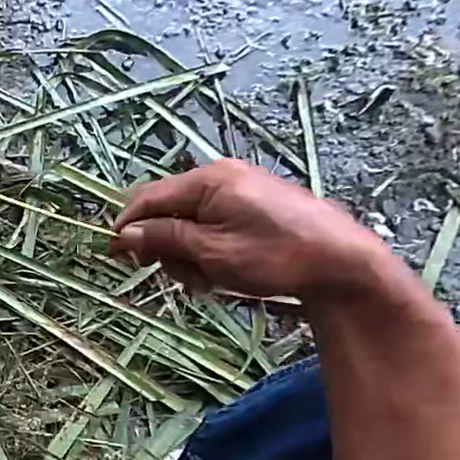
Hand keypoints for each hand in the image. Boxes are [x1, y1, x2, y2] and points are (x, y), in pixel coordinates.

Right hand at [110, 160, 394, 301]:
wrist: (344, 264)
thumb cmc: (276, 257)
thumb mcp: (212, 252)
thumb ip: (165, 239)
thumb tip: (124, 234)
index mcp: (209, 180)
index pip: (148, 198)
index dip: (127, 227)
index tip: (114, 256)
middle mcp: (221, 177)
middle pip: (167, 210)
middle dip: (163, 246)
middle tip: (178, 277)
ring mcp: (240, 190)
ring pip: (188, 222)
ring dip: (186, 255)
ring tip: (207, 281)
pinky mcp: (254, 207)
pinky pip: (212, 226)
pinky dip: (206, 251)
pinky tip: (221, 274)